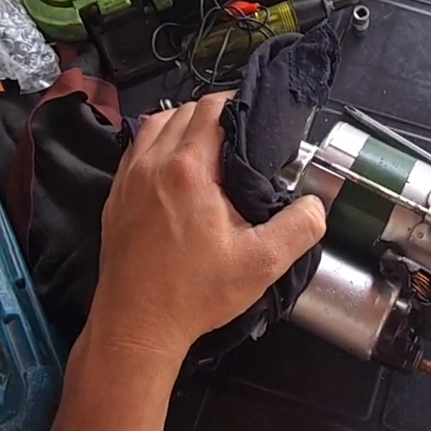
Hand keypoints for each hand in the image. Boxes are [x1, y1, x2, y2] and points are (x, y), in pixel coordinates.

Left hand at [87, 92, 326, 365]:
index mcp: (189, 170)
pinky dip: (157, 143)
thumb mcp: (262, 264)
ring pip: (154, 125)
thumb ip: (299, 227)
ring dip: (182, 123)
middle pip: (183, 111)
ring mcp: (128, 179)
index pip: (211, 110)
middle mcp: (153, 164)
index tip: (255, 116)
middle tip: (240, 133)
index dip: (236, 104)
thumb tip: (316, 204)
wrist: (136, 327)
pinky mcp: (115, 197)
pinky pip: (135, 149)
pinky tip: (173, 166)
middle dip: (213, 112)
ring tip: (207, 143)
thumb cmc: (196, 293)